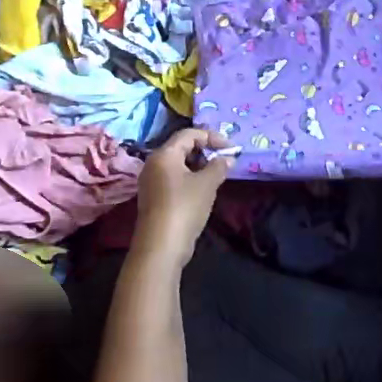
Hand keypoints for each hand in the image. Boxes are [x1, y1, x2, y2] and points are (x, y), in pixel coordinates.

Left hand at [133, 129, 230, 263]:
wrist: (160, 247)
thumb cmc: (184, 207)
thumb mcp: (207, 184)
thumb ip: (219, 166)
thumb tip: (228, 158)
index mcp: (164, 154)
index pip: (189, 134)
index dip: (212, 137)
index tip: (230, 148)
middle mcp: (153, 164)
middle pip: (182, 147)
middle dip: (205, 150)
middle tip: (224, 160)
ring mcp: (151, 182)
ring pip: (178, 164)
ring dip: (199, 165)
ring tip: (217, 174)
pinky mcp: (153, 197)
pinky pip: (173, 178)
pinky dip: (190, 178)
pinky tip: (203, 189)